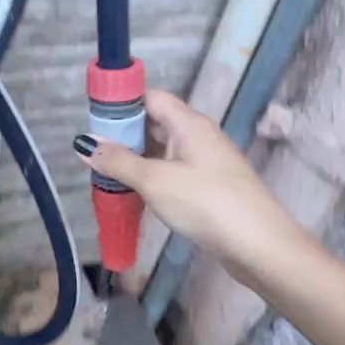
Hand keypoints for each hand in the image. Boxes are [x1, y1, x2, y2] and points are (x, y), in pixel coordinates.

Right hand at [73, 89, 314, 281]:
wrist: (260, 246)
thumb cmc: (207, 204)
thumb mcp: (155, 181)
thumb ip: (118, 161)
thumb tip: (84, 143)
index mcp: (188, 124)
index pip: (150, 98)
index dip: (121, 103)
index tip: (92, 119)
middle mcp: (198, 136)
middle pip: (154, 123)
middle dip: (122, 134)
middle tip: (91, 151)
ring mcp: (205, 162)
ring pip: (162, 150)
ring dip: (134, 158)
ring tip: (103, 173)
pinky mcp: (208, 187)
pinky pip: (172, 171)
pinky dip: (150, 176)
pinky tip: (132, 193)